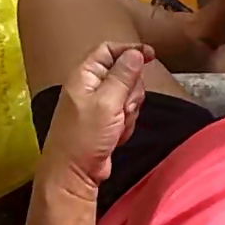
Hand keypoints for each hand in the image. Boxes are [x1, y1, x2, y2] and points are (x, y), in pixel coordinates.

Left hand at [36, 42, 152, 203]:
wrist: (74, 174)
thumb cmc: (84, 137)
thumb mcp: (107, 102)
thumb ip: (123, 75)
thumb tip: (136, 52)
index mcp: (84, 74)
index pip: (109, 49)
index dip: (130, 50)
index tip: (150, 55)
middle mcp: (91, 86)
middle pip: (124, 72)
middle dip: (131, 89)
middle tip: (124, 106)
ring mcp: (99, 104)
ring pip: (129, 94)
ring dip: (130, 109)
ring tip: (118, 124)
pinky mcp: (106, 120)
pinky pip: (127, 112)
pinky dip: (127, 122)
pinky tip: (117, 134)